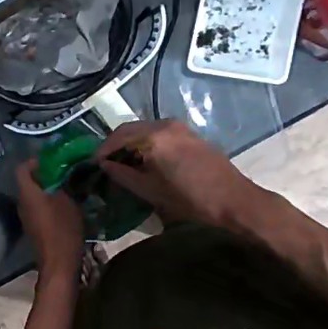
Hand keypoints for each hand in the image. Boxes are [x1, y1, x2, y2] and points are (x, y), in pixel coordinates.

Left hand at [16, 159, 84, 281]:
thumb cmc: (63, 228)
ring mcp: (27, 217)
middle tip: (66, 170)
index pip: (22, 168)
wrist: (59, 263)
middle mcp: (22, 203)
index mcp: (27, 193)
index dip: (36, 161)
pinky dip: (51, 202)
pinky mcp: (35, 228)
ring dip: (50, 188)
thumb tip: (68, 168)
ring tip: (70, 185)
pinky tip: (68, 203)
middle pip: (29, 181)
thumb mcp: (69, 200)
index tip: (54, 159)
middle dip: (46, 174)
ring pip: (35, 195)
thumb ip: (66, 182)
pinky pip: (40, 207)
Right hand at [97, 120, 269, 229]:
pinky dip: (147, 144)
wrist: (234, 203)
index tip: (92, 165)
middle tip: (104, 165)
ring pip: (145, 130)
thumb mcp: (151, 191)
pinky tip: (144, 162)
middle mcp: (166, 124)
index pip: (118, 136)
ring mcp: (181, 128)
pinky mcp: (190, 135)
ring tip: (122, 165)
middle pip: (130, 129)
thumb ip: (123, 175)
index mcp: (154, 136)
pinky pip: (160, 134)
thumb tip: (105, 165)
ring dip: (131, 144)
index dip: (102, 150)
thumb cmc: (191, 201)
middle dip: (115, 145)